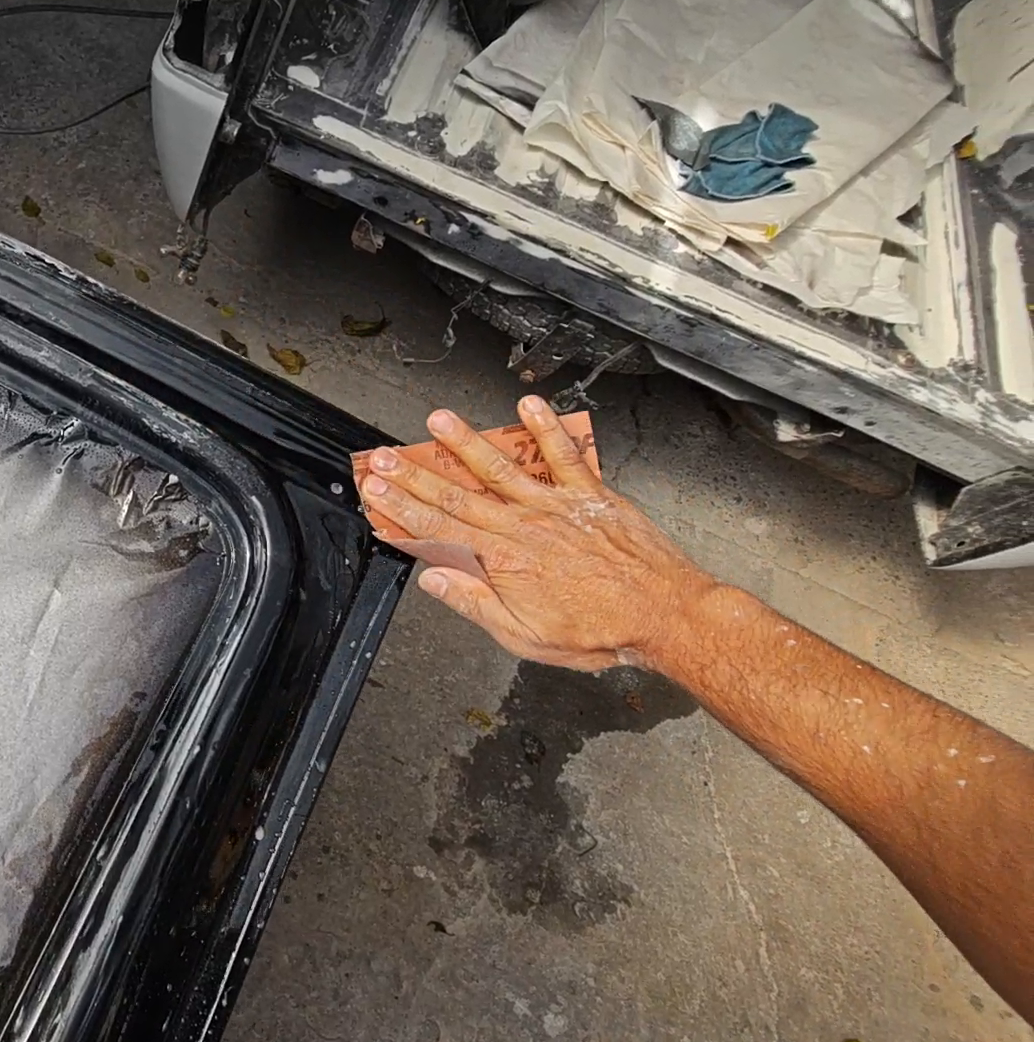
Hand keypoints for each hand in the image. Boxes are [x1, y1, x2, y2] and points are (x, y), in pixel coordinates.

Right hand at [359, 395, 720, 671]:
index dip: (400, 507)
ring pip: (500, 468)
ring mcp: (555, 506)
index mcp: (501, 561)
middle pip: (455, 494)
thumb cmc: (598, 630)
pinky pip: (564, 456)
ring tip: (438, 420)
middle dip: (414, 473)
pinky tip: (527, 407)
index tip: (375, 489)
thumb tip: (433, 580)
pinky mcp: (588, 495)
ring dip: (465, 442)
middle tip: (384, 455)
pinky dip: (546, 429)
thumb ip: (473, 602)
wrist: (667, 616)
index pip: (436, 529)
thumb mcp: (523, 635)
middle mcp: (523, 526)